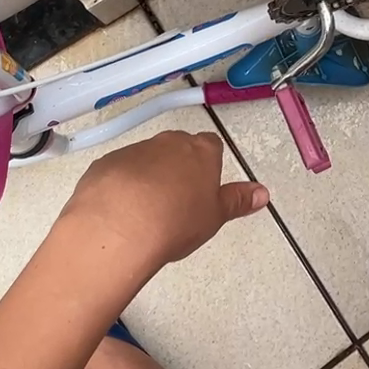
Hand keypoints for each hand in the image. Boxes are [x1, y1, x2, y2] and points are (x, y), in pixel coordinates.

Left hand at [59, 130, 269, 268]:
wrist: (119, 226)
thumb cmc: (176, 222)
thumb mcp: (214, 216)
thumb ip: (238, 201)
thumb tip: (262, 193)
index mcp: (201, 151)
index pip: (212, 146)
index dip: (209, 167)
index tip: (204, 189)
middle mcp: (169, 142)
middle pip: (179, 149)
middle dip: (179, 169)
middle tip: (177, 203)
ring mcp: (136, 150)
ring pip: (147, 159)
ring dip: (149, 177)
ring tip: (147, 214)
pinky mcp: (107, 163)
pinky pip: (120, 171)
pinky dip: (122, 186)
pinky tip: (121, 212)